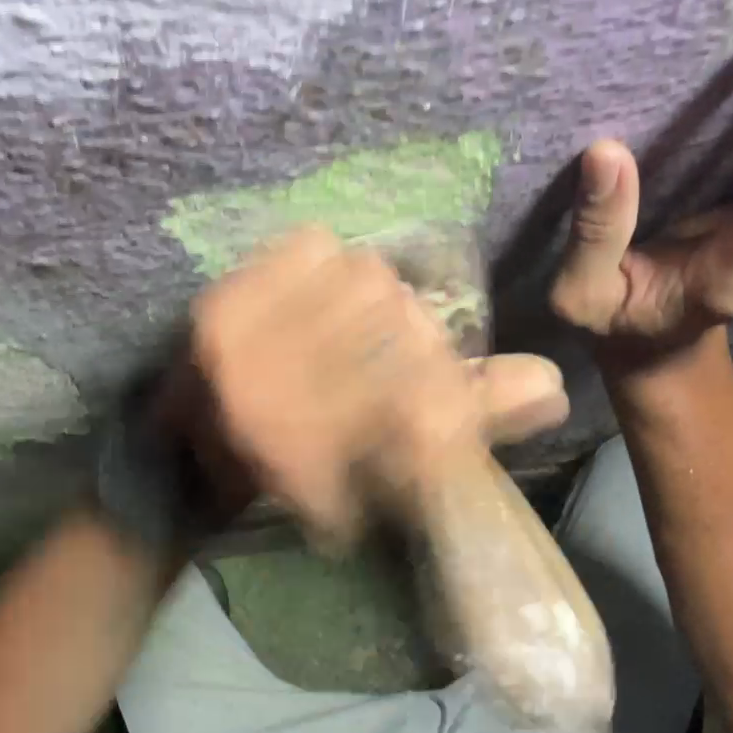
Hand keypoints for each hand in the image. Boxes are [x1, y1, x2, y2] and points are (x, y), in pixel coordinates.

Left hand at [188, 226, 567, 543]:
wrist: (181, 463)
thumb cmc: (290, 484)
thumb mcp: (377, 483)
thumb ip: (462, 433)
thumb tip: (552, 387)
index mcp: (315, 459)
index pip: (430, 402)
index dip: (460, 392)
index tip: (450, 395)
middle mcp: (275, 398)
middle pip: (408, 329)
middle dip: (423, 344)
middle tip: (402, 357)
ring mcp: (240, 345)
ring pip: (369, 281)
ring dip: (384, 302)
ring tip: (362, 329)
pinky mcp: (219, 303)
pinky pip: (314, 248)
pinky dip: (333, 265)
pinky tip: (323, 300)